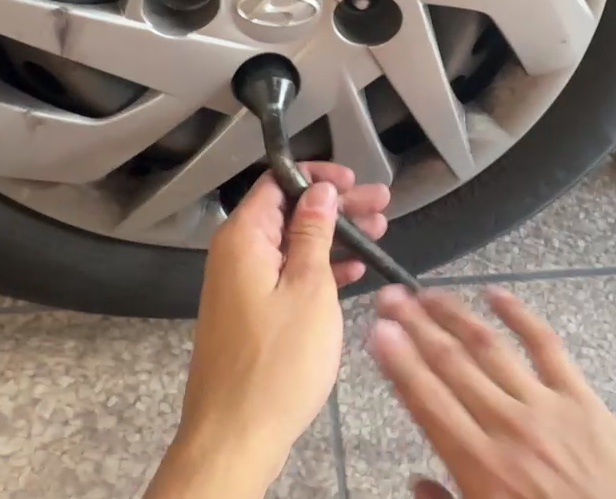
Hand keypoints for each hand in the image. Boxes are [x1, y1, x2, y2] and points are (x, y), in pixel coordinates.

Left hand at [147, 162, 389, 498]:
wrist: (234, 438)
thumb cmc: (277, 361)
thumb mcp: (309, 288)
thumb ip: (314, 233)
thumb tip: (319, 190)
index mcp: (244, 238)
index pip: (277, 181)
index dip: (317, 175)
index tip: (354, 181)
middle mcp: (237, 254)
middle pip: (290, 211)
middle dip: (337, 205)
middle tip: (381, 204)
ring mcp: (243, 286)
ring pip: (294, 243)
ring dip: (336, 236)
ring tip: (379, 230)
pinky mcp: (252, 313)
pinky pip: (289, 275)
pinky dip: (321, 268)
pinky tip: (355, 270)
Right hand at [368, 286, 615, 498]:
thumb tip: (416, 482)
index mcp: (480, 468)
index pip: (427, 401)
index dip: (399, 361)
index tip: (378, 329)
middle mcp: (507, 427)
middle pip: (451, 363)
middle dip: (415, 326)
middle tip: (390, 297)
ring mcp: (546, 405)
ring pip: (489, 346)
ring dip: (454, 314)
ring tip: (427, 292)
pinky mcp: (581, 396)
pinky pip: (546, 344)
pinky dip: (519, 314)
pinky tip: (495, 292)